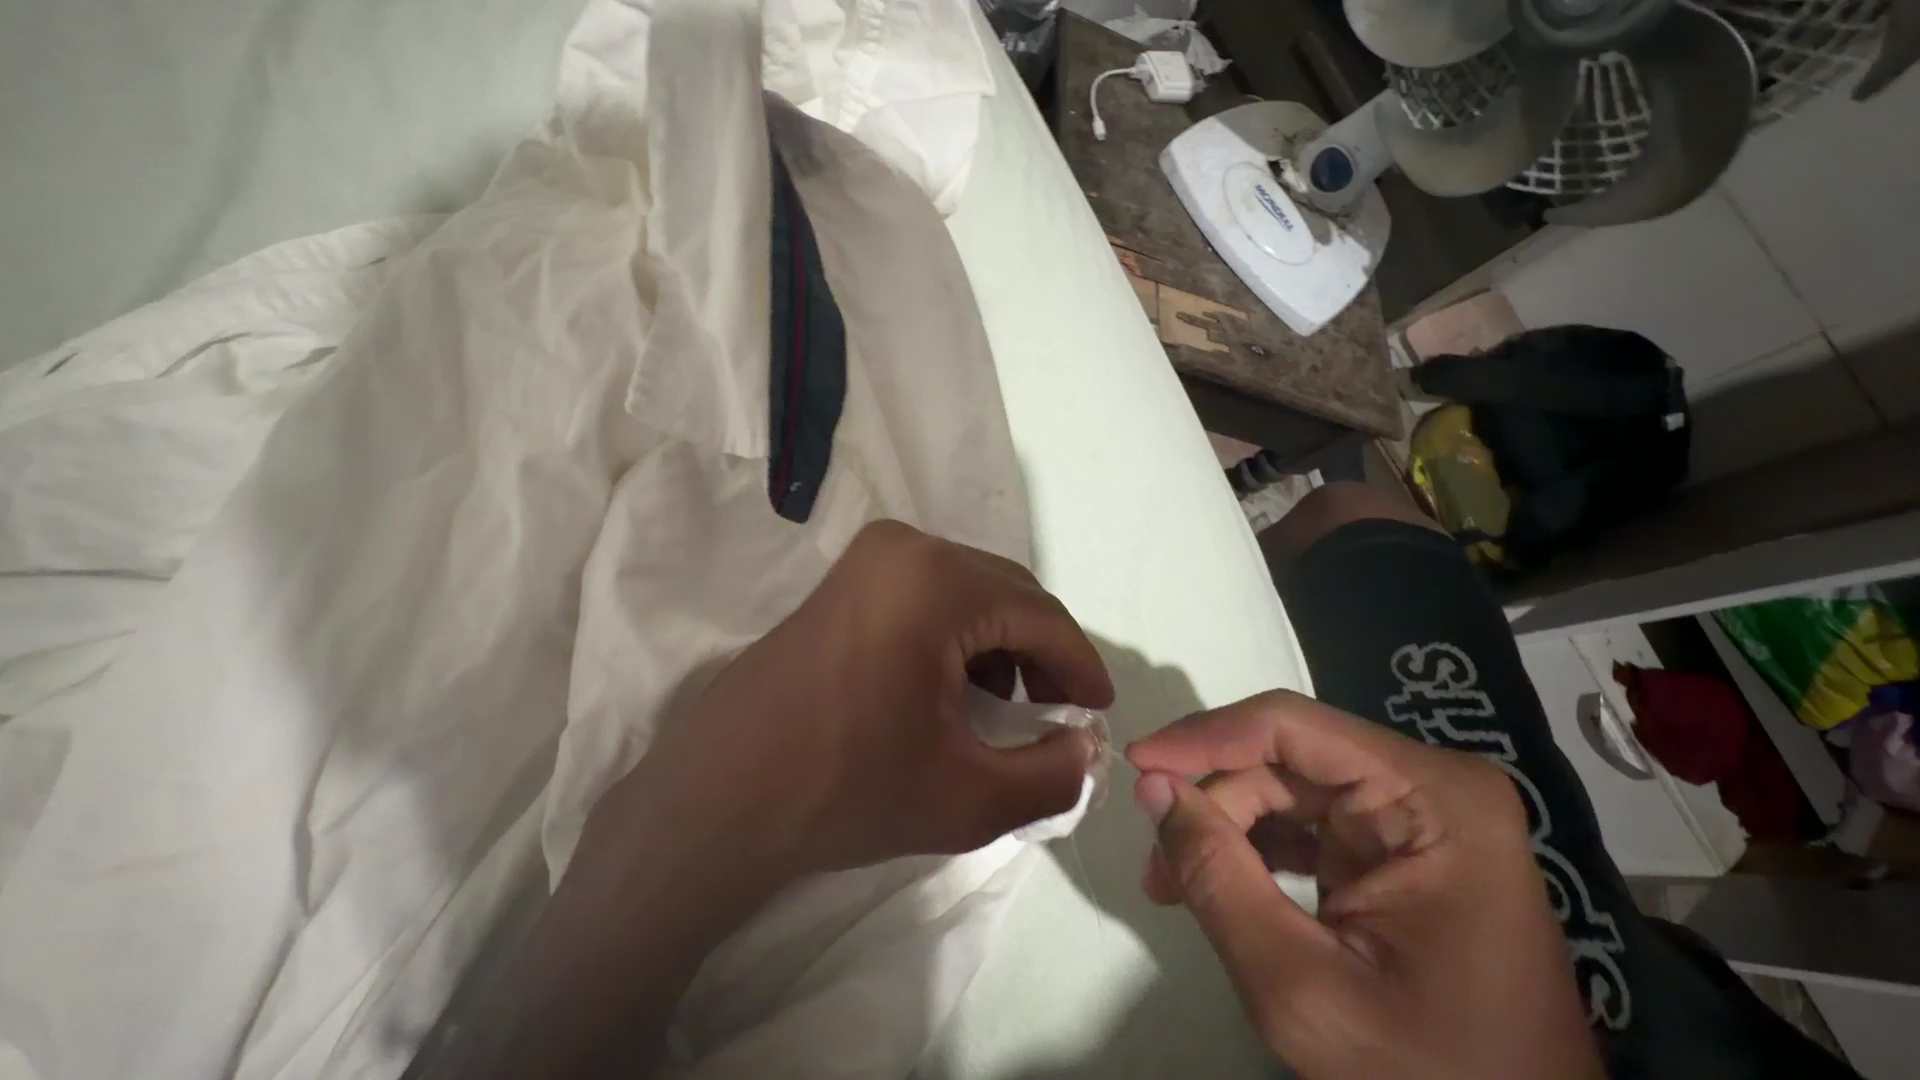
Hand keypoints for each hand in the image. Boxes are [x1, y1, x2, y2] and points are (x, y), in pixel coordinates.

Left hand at [584, 520, 1112, 889]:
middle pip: (1008, 596)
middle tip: (1057, 719)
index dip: (1081, 669)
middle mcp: (904, 547)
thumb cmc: (846, 790)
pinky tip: (955, 693)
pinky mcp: (842, 581)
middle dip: (1042, 657)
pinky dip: (958, 639)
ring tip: (1008, 713)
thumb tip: (1085, 749)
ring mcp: (866, 558)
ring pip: (970, 594)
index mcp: (938, 580)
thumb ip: (1052, 775)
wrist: (720, 798)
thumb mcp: (968, 798)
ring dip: (1001, 647)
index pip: (1042, 617)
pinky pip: (928, 596)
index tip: (1100, 716)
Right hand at [1127, 691, 1602, 1079]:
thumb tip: (1152, 788)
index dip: (1204, 737)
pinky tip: (1222, 885)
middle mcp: (1431, 786)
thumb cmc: (1422, 1070)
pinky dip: (1257, 850)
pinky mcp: (1402, 848)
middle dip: (1212, 803)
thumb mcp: (1300, 984)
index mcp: (1433, 797)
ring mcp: (1420, 817)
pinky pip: (1310, 823)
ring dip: (1226, 828)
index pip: (1291, 727)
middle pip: (1286, 760)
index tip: (1135, 764)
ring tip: (1175, 884)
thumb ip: (1217, 878)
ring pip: (1288, 789)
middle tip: (1156, 864)